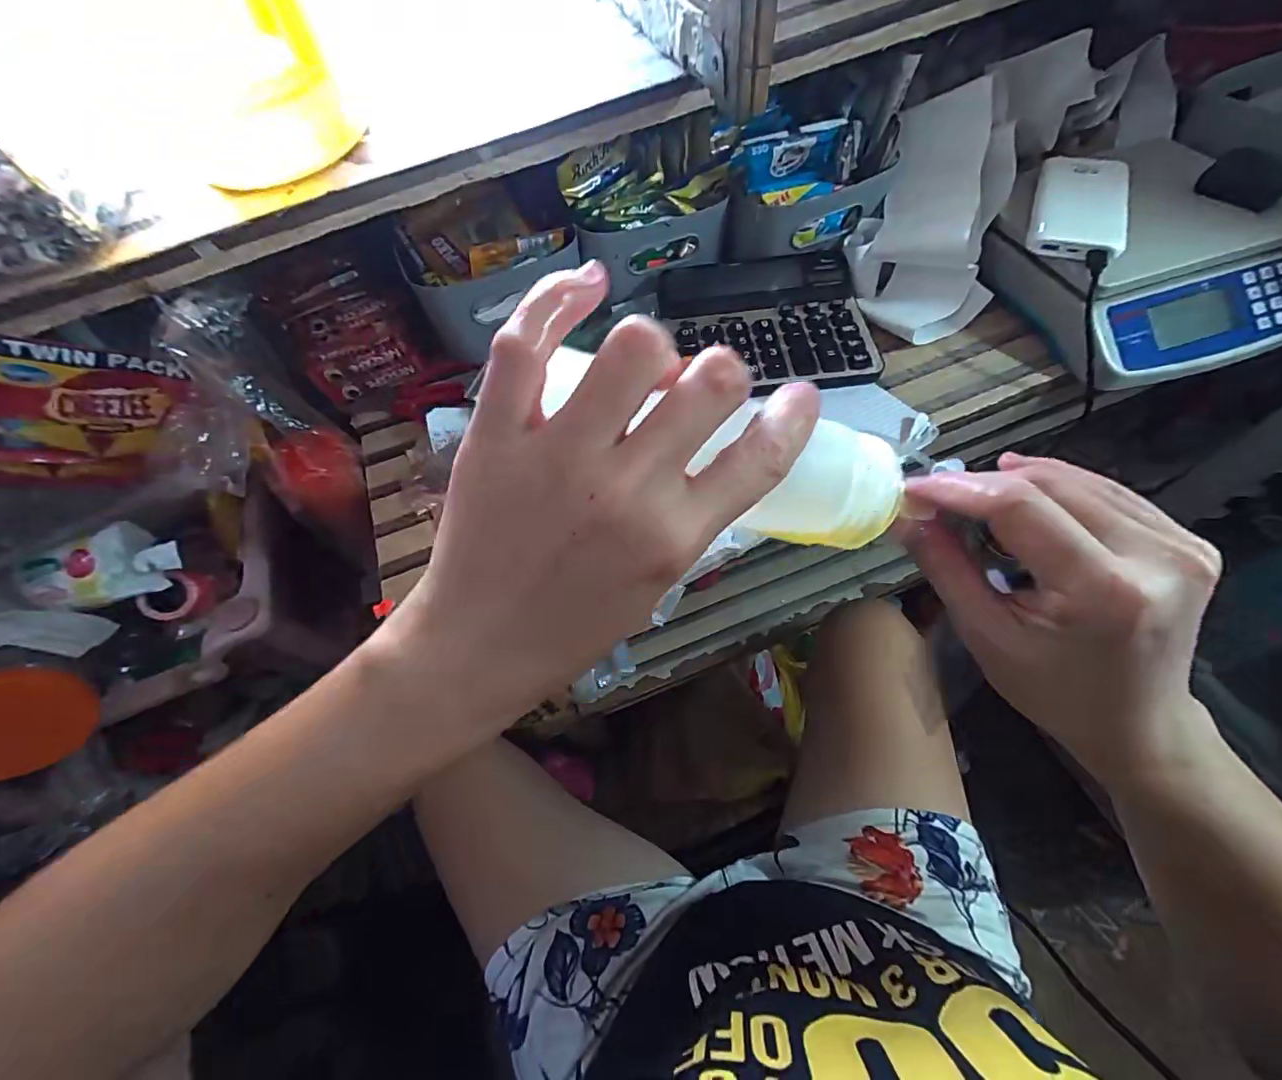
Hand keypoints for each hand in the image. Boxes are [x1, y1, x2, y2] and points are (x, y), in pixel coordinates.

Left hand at [379, 262, 819, 727]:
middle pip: (708, 384)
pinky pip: (527, 343)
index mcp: (674, 537)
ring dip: (653, 345)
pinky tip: (588, 283)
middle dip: (720, 372)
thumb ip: (694, 516)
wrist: (480, 645)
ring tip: (641, 364)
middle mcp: (627, 490)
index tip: (801, 395)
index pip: (760, 459)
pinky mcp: (498, 434)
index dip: (793, 417)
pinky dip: (558, 298)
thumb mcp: (660, 584)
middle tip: (699, 385)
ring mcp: (558, 455)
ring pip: (633, 348)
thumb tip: (711, 444)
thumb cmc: (576, 626)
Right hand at [900, 453, 1222, 785]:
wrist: (1138, 725)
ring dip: (1018, 481)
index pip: (1022, 508)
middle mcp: (1157, 556)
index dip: (961, 489)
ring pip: (1080, 481)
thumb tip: (909, 516)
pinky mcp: (1187, 540)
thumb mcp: (987, 636)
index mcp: (1106, 590)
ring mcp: (1180, 544)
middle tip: (937, 494)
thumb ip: (947, 568)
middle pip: (1051, 485)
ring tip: (971, 493)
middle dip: (983, 483)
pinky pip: (1107, 493)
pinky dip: (1058, 488)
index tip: (916, 487)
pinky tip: (1024, 490)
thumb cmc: (1055, 693)